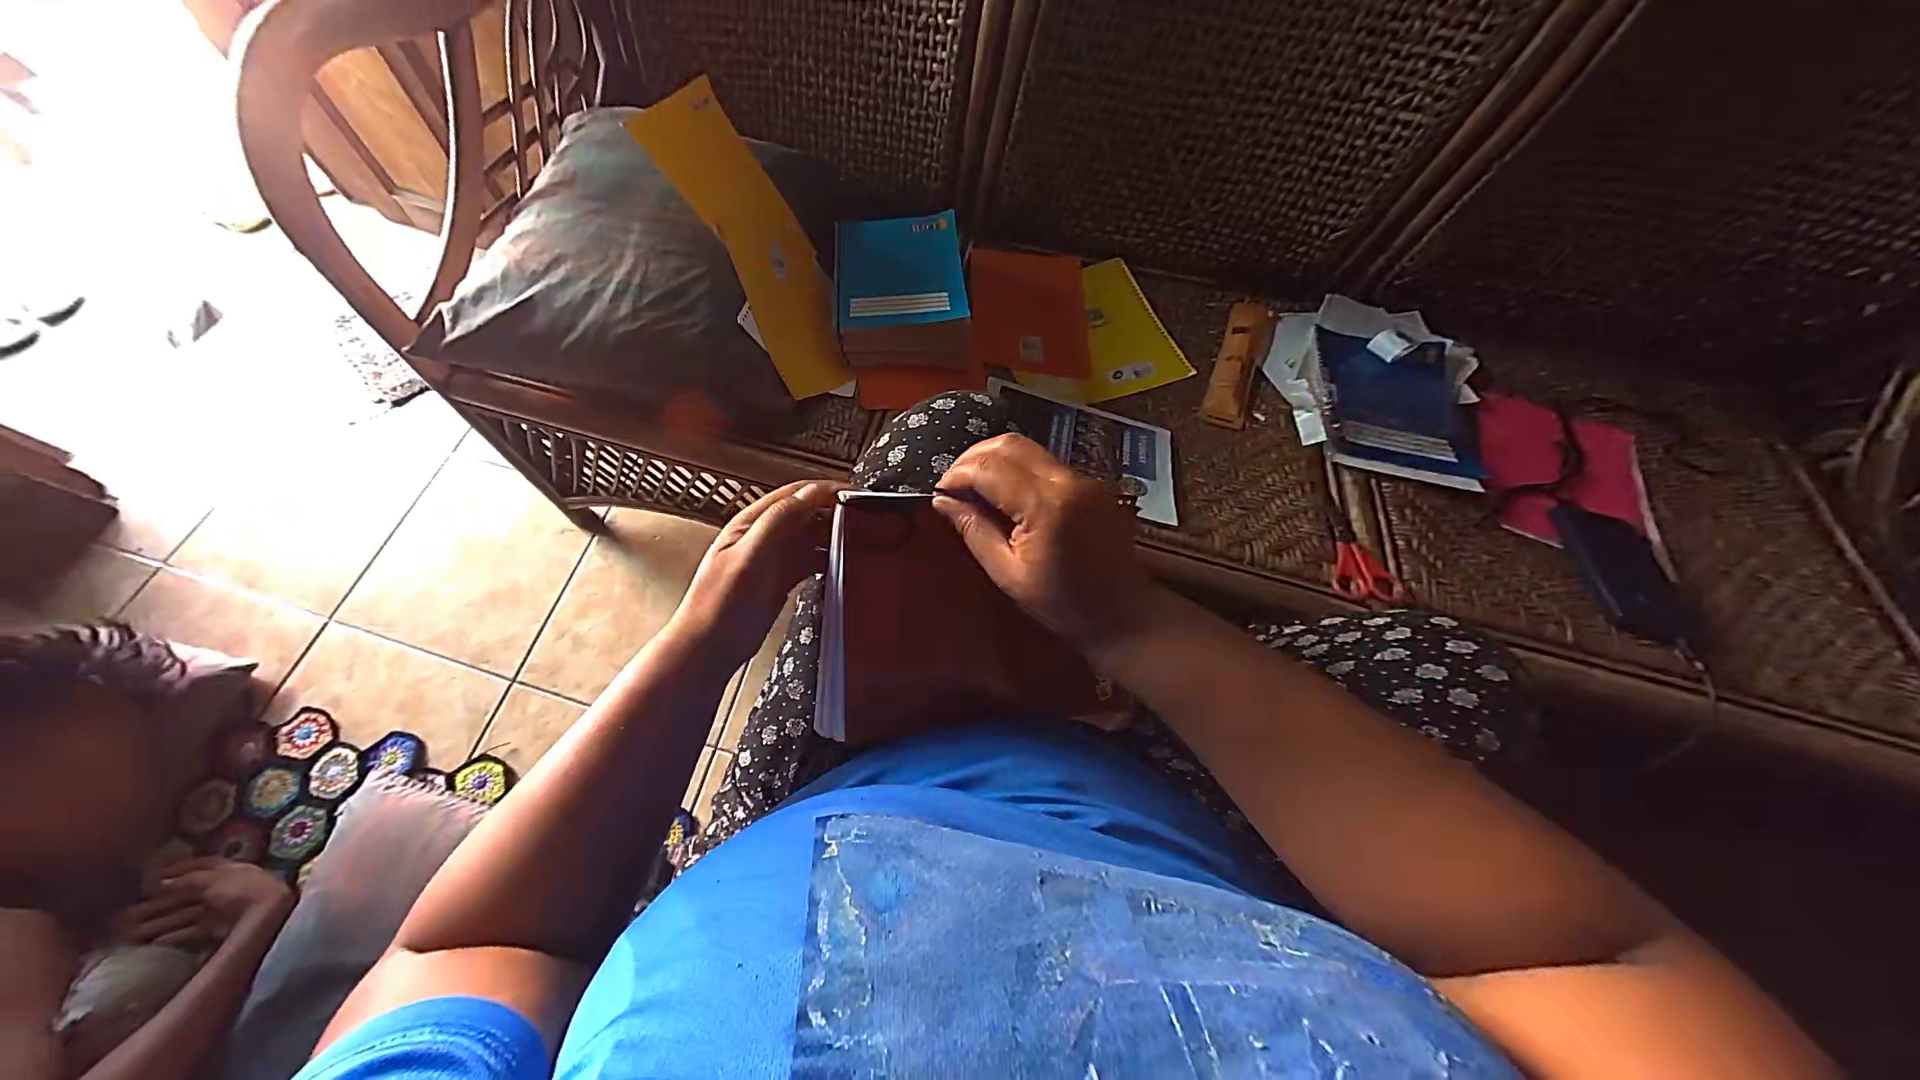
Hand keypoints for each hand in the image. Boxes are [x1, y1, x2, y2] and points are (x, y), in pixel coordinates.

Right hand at [118, 858, 292, 946]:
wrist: (264, 914)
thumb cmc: (241, 891)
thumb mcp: (214, 880)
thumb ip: (189, 879)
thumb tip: (161, 880)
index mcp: (232, 870)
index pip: (203, 866)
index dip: (179, 868)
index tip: (152, 875)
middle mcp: (227, 887)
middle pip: (188, 895)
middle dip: (158, 903)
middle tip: (125, 914)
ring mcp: (223, 908)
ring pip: (184, 914)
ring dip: (158, 922)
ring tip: (128, 933)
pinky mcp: (219, 927)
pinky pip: (191, 931)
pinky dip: (172, 936)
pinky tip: (153, 943)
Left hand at [671, 480, 843, 665]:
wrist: (709, 647)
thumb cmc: (717, 605)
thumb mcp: (748, 557)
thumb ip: (777, 523)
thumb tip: (807, 495)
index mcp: (752, 523)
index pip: (796, 494)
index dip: (827, 491)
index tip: (854, 495)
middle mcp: (764, 537)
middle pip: (808, 513)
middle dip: (836, 512)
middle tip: (863, 519)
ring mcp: (774, 558)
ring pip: (812, 537)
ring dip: (835, 536)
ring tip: (857, 541)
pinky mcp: (782, 579)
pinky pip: (812, 560)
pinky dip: (829, 559)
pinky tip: (841, 566)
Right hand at [932, 434, 1160, 653]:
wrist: (1122, 613)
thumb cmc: (1063, 604)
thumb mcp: (1008, 574)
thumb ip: (974, 531)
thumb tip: (942, 501)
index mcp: (1047, 505)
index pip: (989, 468)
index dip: (957, 474)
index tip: (940, 492)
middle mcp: (1067, 481)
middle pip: (1009, 444)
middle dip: (973, 458)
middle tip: (953, 484)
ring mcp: (1083, 478)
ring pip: (1028, 448)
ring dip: (994, 459)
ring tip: (974, 487)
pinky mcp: (1091, 483)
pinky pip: (1044, 462)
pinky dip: (1016, 468)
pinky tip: (1004, 493)